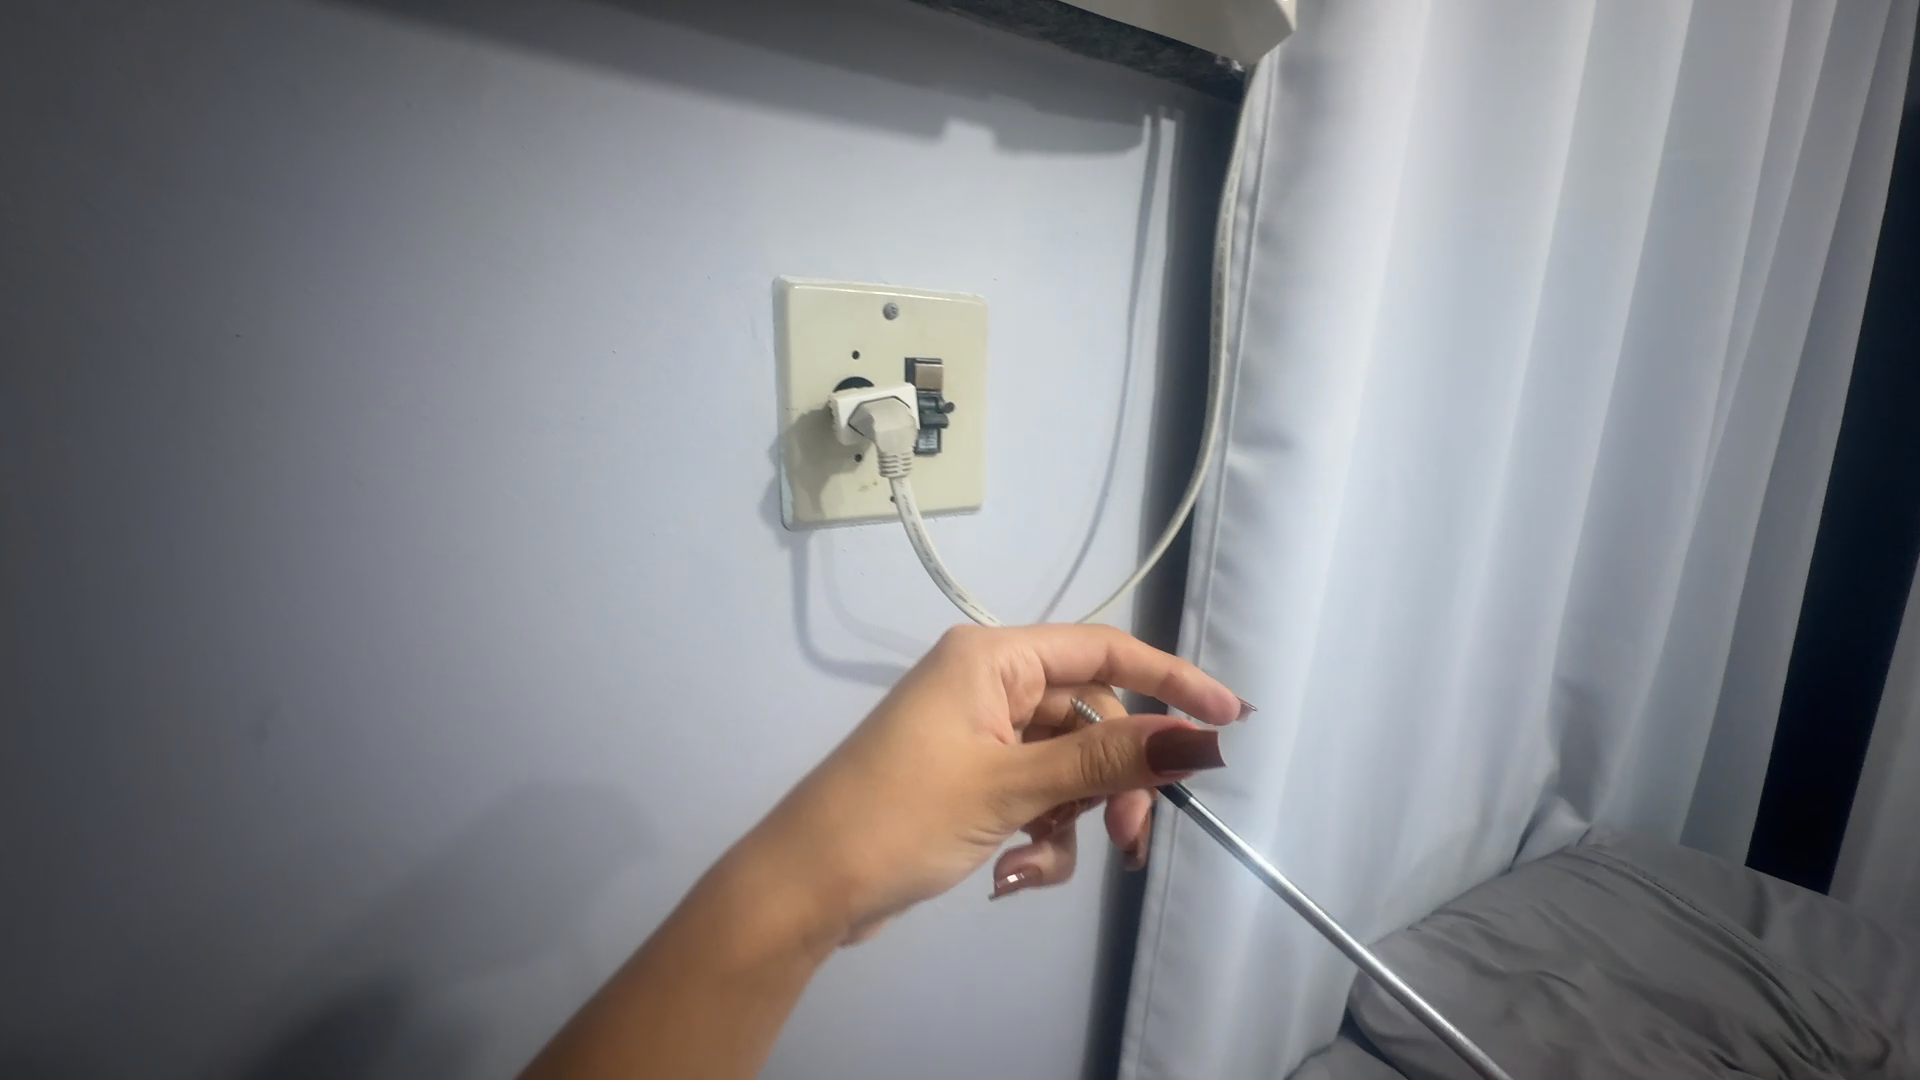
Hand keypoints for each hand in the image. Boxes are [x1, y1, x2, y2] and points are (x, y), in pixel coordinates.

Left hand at [743, 623, 1245, 943]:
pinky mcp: (974, 777)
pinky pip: (1037, 795)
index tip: (1231, 719)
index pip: (1103, 652)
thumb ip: (1105, 760)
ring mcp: (981, 732)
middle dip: (1114, 781)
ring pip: (1068, 765)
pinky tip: (1012, 874)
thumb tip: (1195, 739)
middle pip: (1091, 718)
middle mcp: (990, 683)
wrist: (808, 885)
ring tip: (1037, 864)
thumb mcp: (1010, 787)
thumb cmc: (900, 815)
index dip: (1171, 680)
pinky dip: (1040, 835)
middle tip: (1130, 841)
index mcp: (993, 658)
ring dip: (1071, 819)